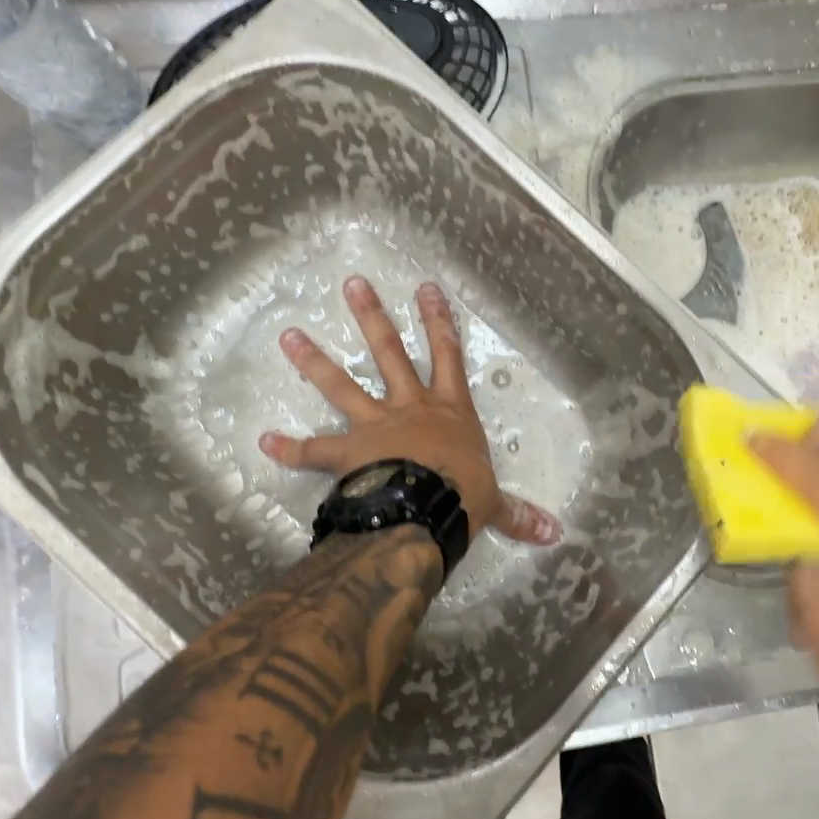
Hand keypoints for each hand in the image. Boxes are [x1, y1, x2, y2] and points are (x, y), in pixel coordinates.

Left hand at [258, 276, 559, 545]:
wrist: (424, 512)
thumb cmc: (461, 498)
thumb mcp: (493, 503)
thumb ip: (518, 514)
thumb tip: (554, 533)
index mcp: (449, 412)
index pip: (447, 356)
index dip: (438, 321)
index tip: (425, 287)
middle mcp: (409, 408)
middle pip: (389, 353)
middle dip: (372, 317)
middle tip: (352, 285)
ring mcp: (374, 426)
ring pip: (341, 386)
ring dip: (314, 361)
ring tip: (289, 335)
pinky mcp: (346, 454)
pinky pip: (313, 450)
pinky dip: (290, 447)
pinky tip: (264, 441)